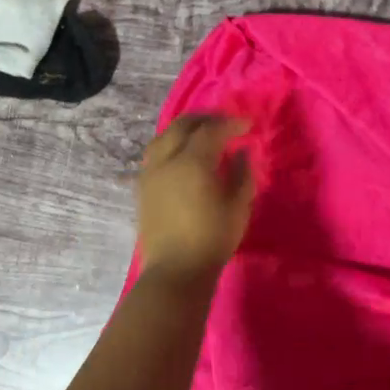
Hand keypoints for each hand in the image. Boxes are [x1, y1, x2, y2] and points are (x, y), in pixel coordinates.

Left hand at [135, 115, 254, 280]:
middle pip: (183, 125)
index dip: (231, 123)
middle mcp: (166, 159)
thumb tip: (241, 152)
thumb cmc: (212, 239)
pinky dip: (170, 145)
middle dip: (205, 119)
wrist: (175, 270)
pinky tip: (182, 157)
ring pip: (164, 136)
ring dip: (184, 130)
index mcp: (192, 161)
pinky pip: (154, 153)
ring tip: (202, 136)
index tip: (247, 125)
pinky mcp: (142, 187)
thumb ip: (242, 173)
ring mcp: (149, 172)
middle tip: (225, 124)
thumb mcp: (238, 206)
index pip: (212, 129)